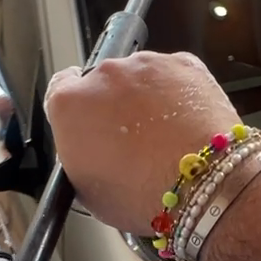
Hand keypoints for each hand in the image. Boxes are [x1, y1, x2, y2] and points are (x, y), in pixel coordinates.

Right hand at [44, 51, 238, 235]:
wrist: (201, 185)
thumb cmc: (143, 196)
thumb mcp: (87, 191)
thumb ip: (79, 155)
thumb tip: (88, 148)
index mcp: (70, 105)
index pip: (59, 90)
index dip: (74, 108)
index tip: (85, 117)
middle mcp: (104, 75)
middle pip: (103, 85)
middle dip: (113, 107)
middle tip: (132, 142)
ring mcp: (146, 66)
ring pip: (140, 79)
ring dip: (146, 100)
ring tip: (165, 137)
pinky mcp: (184, 64)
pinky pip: (173, 76)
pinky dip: (178, 94)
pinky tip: (185, 124)